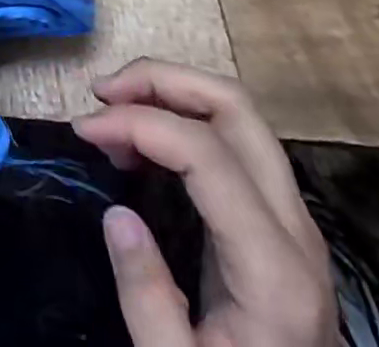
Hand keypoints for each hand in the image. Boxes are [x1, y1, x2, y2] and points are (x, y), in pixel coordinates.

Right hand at [72, 59, 335, 346]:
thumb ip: (146, 297)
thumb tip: (116, 214)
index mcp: (272, 268)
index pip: (207, 152)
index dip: (138, 123)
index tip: (82, 129)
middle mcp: (296, 227)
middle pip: (236, 108)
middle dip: (161, 79)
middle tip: (100, 92)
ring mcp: (294, 217)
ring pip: (239, 113)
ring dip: (171, 91)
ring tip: (113, 109)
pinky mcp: (280, 216)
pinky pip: (234, 138)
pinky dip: (182, 117)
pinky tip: (141, 141)